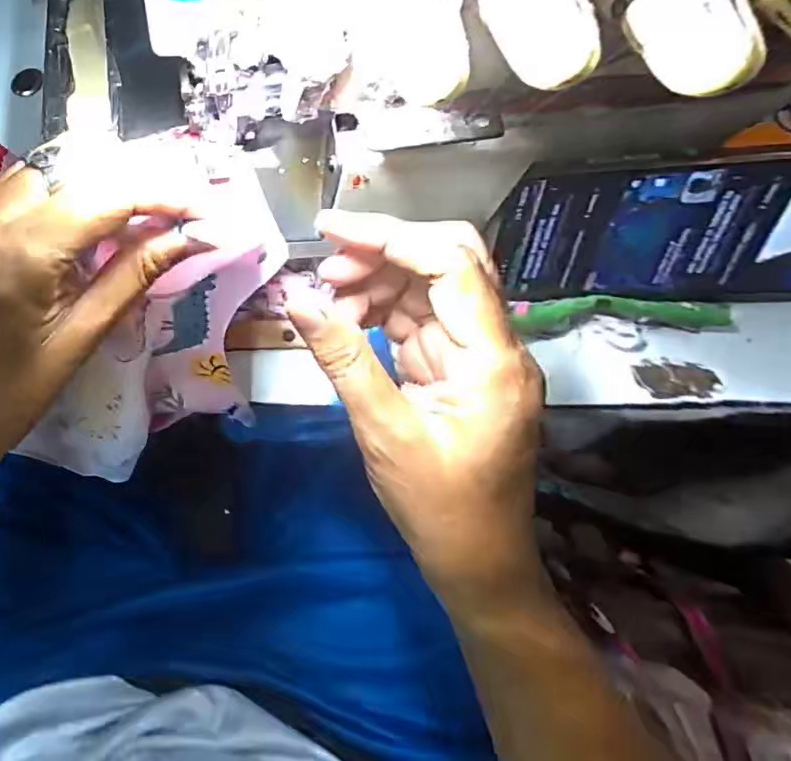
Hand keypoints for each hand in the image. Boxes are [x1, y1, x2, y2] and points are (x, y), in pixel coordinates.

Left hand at [0, 161, 205, 508]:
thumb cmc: (14, 391)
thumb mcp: (83, 335)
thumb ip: (136, 272)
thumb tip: (194, 234)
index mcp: (23, 248)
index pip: (107, 192)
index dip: (163, 193)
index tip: (204, 208)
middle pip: (78, 163)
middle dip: (133, 177)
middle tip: (175, 207)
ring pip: (50, 165)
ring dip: (97, 178)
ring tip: (138, 211)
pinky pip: (22, 181)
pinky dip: (62, 188)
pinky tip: (86, 218)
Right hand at [285, 212, 544, 602]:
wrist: (477, 561)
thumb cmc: (439, 506)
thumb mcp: (383, 431)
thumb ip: (342, 359)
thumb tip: (297, 301)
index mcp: (492, 359)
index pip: (451, 266)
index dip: (389, 236)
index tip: (330, 229)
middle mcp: (493, 344)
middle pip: (447, 262)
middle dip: (382, 250)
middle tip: (325, 266)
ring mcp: (475, 353)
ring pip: (427, 284)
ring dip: (375, 279)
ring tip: (326, 297)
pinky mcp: (454, 365)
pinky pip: (415, 316)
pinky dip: (376, 308)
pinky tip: (344, 318)